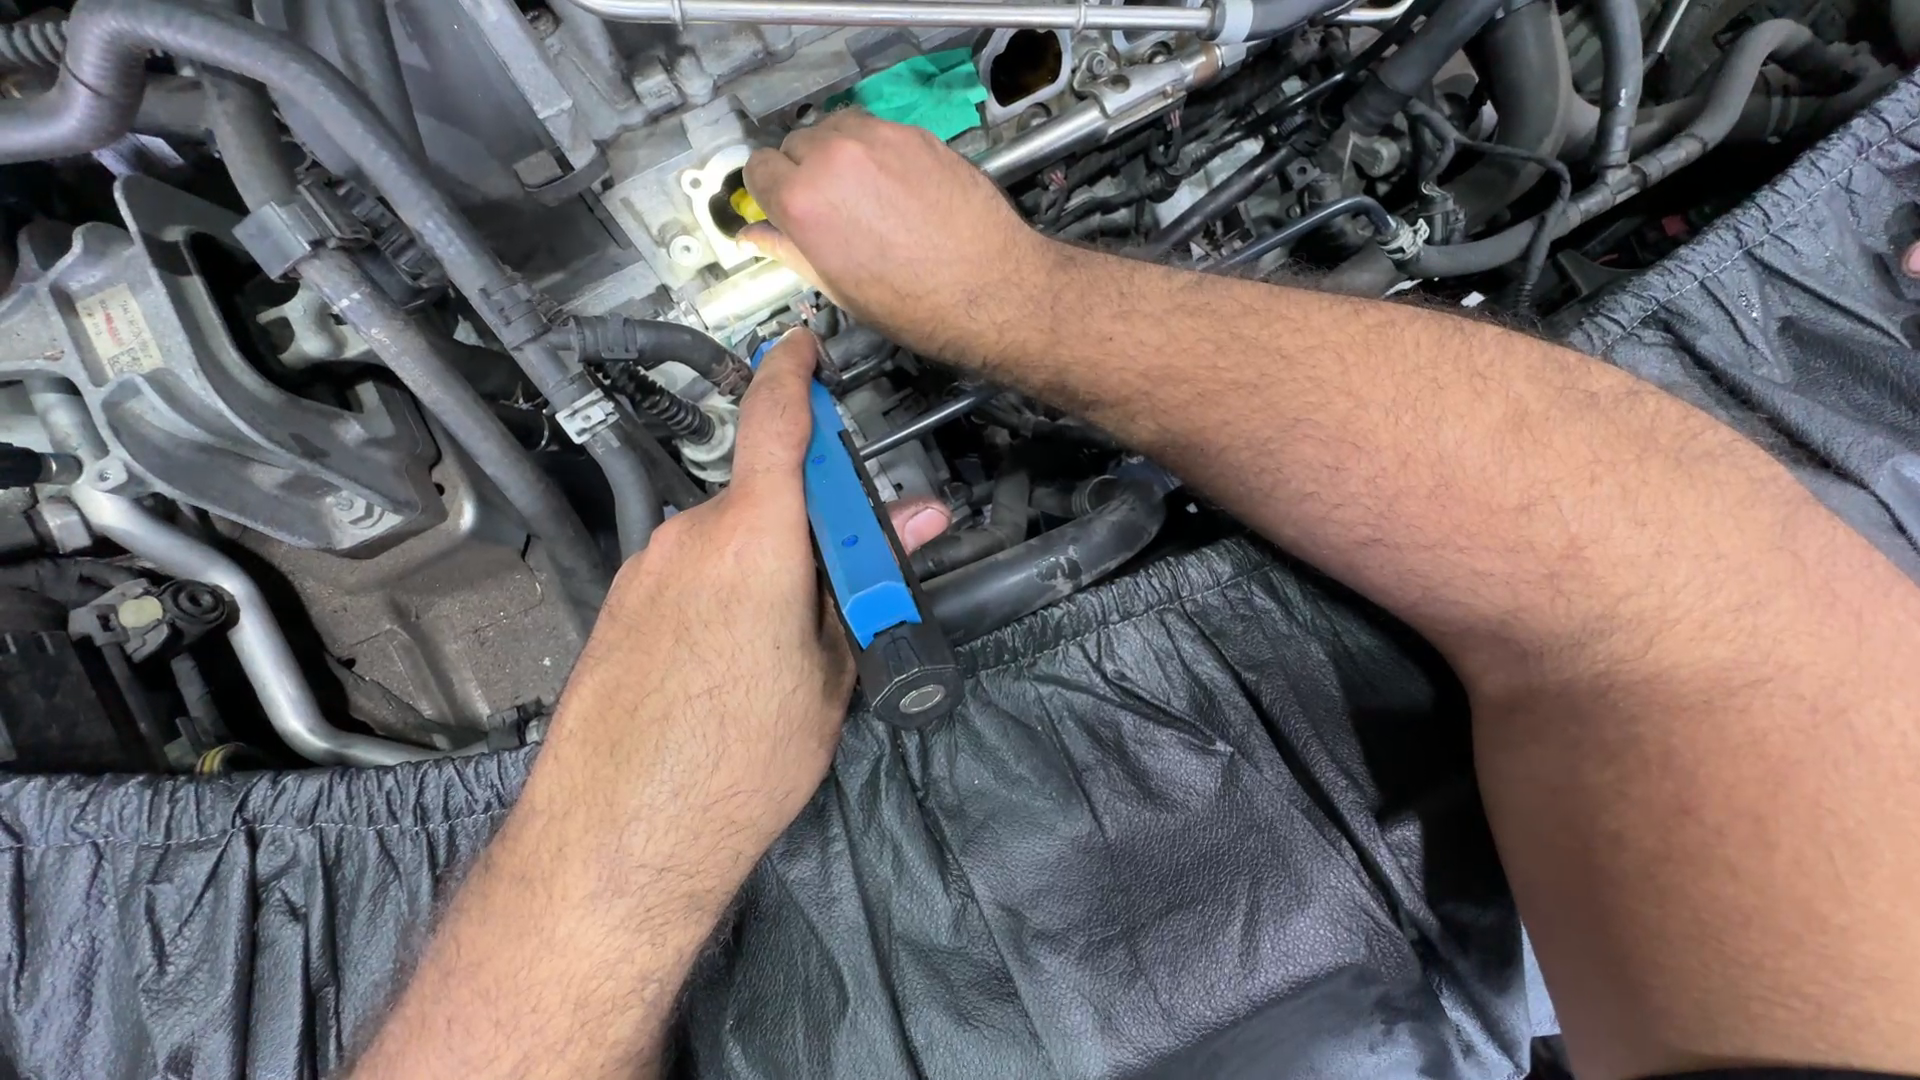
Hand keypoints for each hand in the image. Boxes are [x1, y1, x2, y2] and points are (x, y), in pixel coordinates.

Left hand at [534, 329, 950, 872]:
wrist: (617, 843)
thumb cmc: (741, 763)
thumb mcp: (833, 673)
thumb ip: (868, 584)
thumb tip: (917, 522)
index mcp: (754, 540)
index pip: (776, 423)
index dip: (794, 373)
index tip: (804, 347)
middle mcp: (690, 537)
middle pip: (763, 496)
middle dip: (808, 526)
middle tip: (841, 588)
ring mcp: (645, 571)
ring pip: (726, 540)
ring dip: (765, 567)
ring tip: (780, 652)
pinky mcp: (619, 608)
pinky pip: (688, 574)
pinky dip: (723, 592)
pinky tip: (727, 665)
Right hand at [741, 110, 1061, 358]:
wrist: (991, 289)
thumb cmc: (920, 305)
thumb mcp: (840, 289)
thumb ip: (791, 251)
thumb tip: (758, 236)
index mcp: (804, 202)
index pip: (757, 169)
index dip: (767, 193)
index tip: (780, 207)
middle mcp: (835, 158)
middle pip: (794, 145)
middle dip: (802, 174)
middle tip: (828, 211)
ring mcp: (877, 139)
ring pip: (833, 129)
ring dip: (836, 157)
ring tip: (862, 198)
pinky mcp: (914, 134)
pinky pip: (874, 130)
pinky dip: (873, 152)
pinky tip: (894, 189)